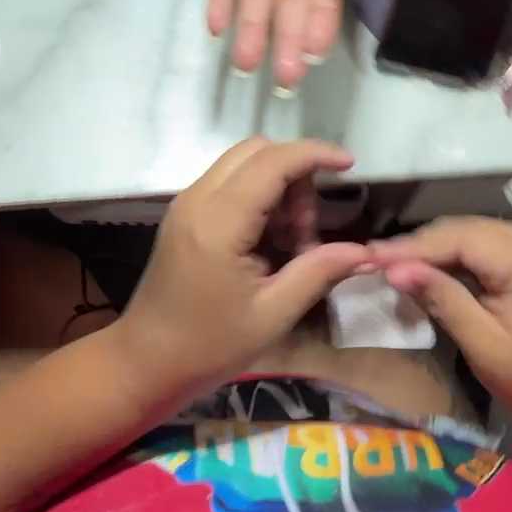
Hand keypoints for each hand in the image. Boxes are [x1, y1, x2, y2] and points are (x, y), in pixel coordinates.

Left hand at [112, 138, 368, 397]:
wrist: (147, 361)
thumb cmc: (209, 345)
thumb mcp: (272, 315)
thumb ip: (317, 272)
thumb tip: (365, 251)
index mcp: (218, 221)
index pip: (272, 161)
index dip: (314, 154)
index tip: (349, 164)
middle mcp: (198, 198)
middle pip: (256, 150)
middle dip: (296, 174)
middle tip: (309, 231)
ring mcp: (187, 202)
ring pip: (243, 162)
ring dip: (278, 185)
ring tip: (291, 243)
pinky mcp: (185, 213)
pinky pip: (230, 182)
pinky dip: (258, 196)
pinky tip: (269, 243)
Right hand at [373, 218, 511, 435]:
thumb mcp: (485, 347)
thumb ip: (442, 300)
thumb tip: (394, 270)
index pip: (461, 239)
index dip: (413, 246)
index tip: (371, 256)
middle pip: (462, 229)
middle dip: (417, 245)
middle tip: (373, 259)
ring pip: (466, 231)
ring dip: (428, 247)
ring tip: (388, 261)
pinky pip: (478, 242)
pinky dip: (447, 253)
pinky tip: (421, 264)